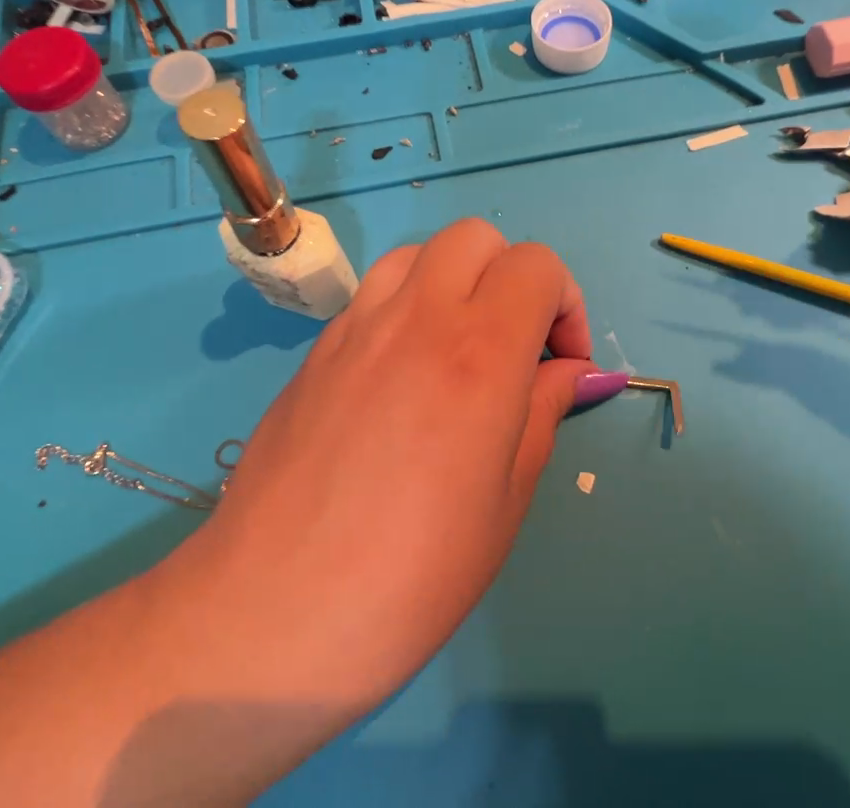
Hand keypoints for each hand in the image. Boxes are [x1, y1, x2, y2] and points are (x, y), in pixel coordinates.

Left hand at [161, 218, 592, 703]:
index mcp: (478, 352)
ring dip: (455, 283)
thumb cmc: (414, 574)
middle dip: (513, 279)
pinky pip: (372, 297)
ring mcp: (354, 329)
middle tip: (517, 350)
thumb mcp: (505, 498)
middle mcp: (415, 318)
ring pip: (418, 255)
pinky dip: (406, 311)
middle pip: (477, 239)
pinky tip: (403, 380)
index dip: (566, 305)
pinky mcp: (314, 353)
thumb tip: (573, 371)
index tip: (562, 366)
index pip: (535, 265)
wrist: (276, 610)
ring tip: (459, 353)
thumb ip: (543, 412)